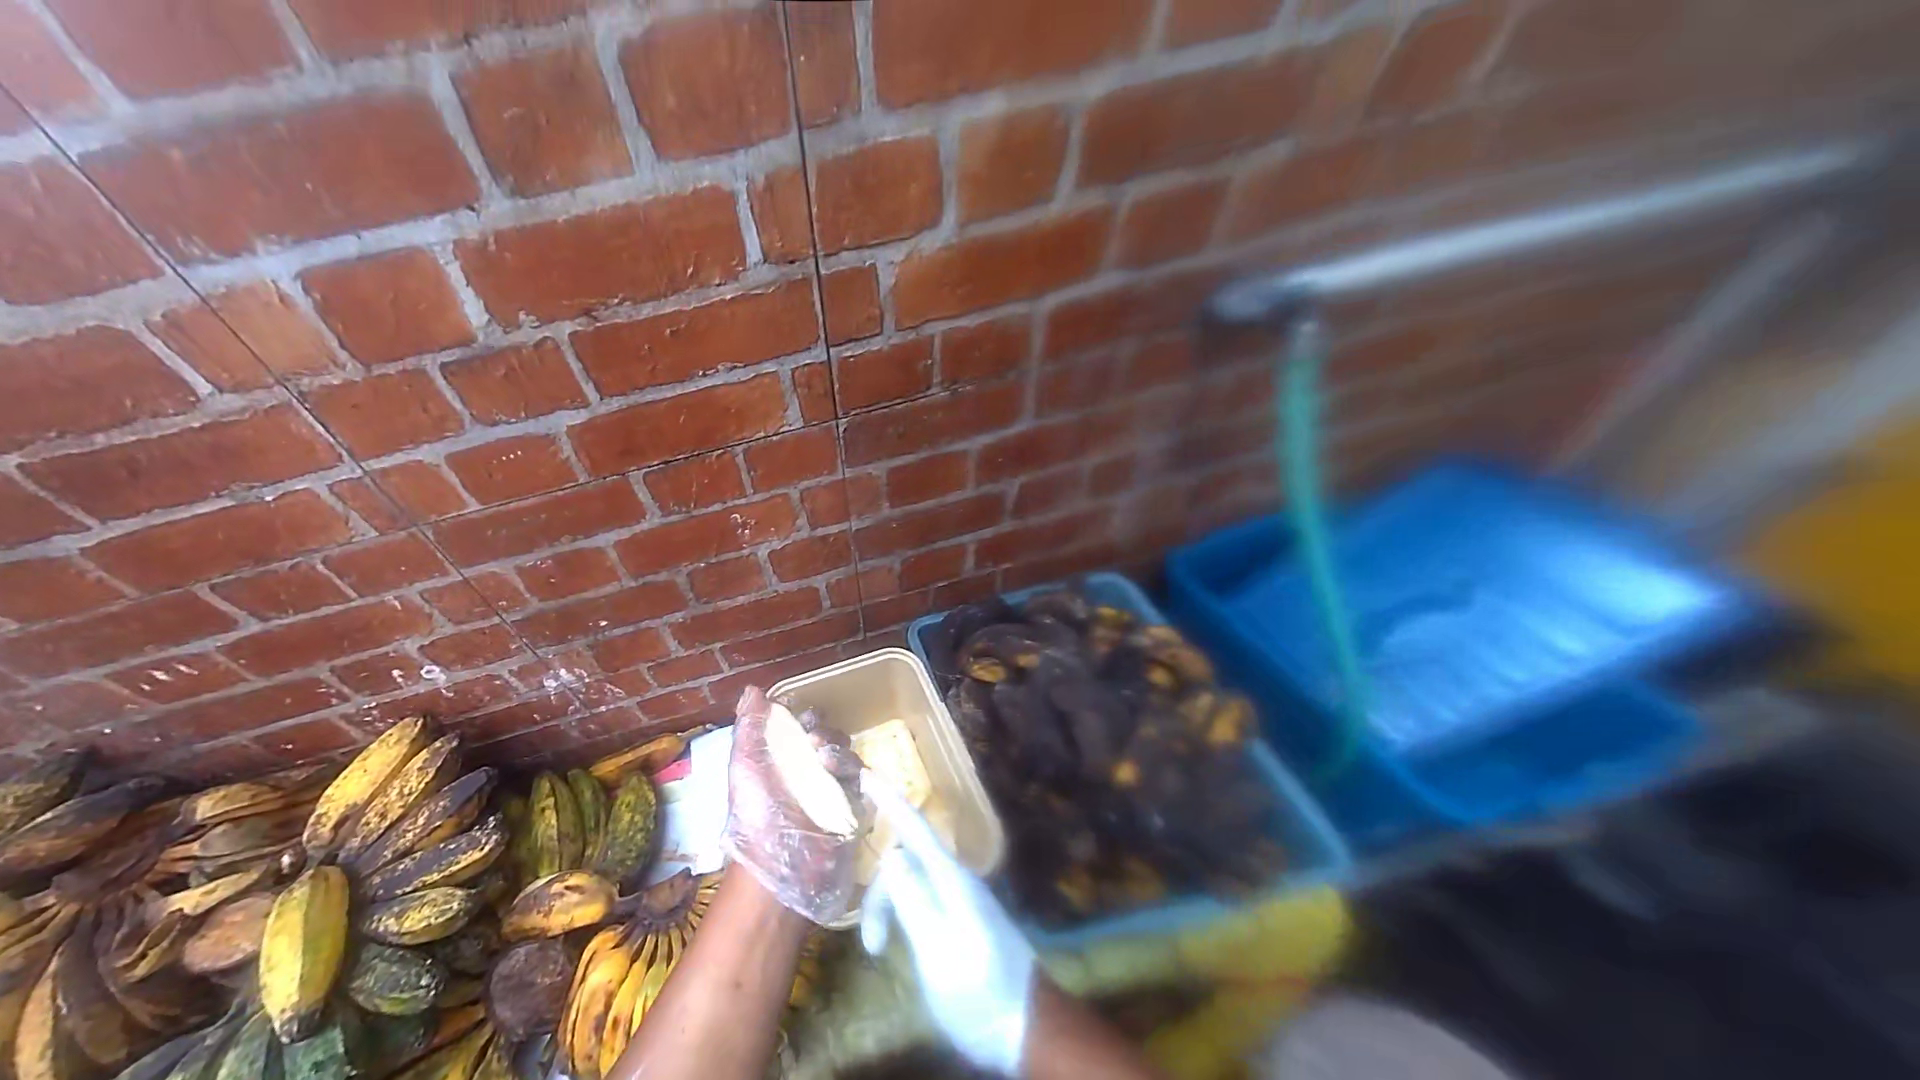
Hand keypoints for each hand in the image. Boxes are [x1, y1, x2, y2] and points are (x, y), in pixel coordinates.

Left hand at [722, 686, 860, 925]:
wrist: (778, 871)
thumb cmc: (755, 818)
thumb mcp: (744, 769)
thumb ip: (750, 729)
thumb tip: (754, 689)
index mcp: (783, 761)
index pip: (802, 727)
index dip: (803, 717)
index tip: (800, 717)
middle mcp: (810, 772)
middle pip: (828, 736)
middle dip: (823, 731)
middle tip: (812, 741)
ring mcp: (833, 789)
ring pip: (847, 753)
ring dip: (836, 748)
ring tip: (822, 758)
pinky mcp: (853, 807)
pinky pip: (861, 779)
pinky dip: (851, 770)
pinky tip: (837, 773)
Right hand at [860, 779, 1035, 1075]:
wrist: (1028, 1028)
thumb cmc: (982, 995)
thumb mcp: (940, 954)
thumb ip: (916, 904)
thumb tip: (891, 855)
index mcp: (953, 881)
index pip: (917, 830)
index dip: (891, 801)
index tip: (866, 773)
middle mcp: (957, 880)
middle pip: (906, 860)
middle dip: (878, 891)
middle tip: (870, 943)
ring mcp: (959, 897)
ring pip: (910, 880)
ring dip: (886, 908)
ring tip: (877, 951)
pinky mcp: (959, 915)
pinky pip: (919, 895)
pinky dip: (898, 913)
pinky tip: (893, 943)